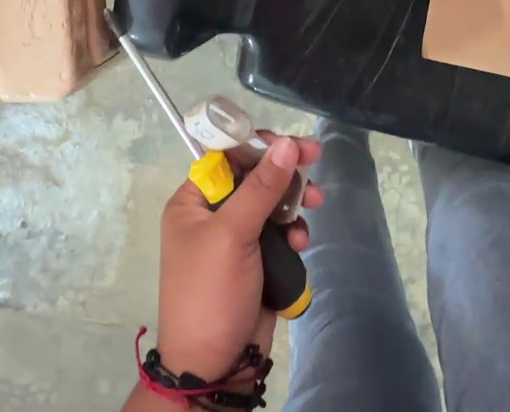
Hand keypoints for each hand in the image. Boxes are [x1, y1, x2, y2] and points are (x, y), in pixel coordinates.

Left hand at [155, 134, 323, 381]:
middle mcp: (212, 214)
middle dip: (284, 171)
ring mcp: (235, 239)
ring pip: (271, 203)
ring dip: (293, 201)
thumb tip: (286, 145)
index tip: (292, 143)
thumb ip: (261, 187)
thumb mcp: (233, 234)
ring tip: (315, 203)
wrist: (215, 366)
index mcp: (193, 201)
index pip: (226, 155)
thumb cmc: (211, 292)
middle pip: (254, 176)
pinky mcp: (256, 260)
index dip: (259, 144)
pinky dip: (293, 231)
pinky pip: (279, 231)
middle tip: (316, 159)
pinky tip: (301, 242)